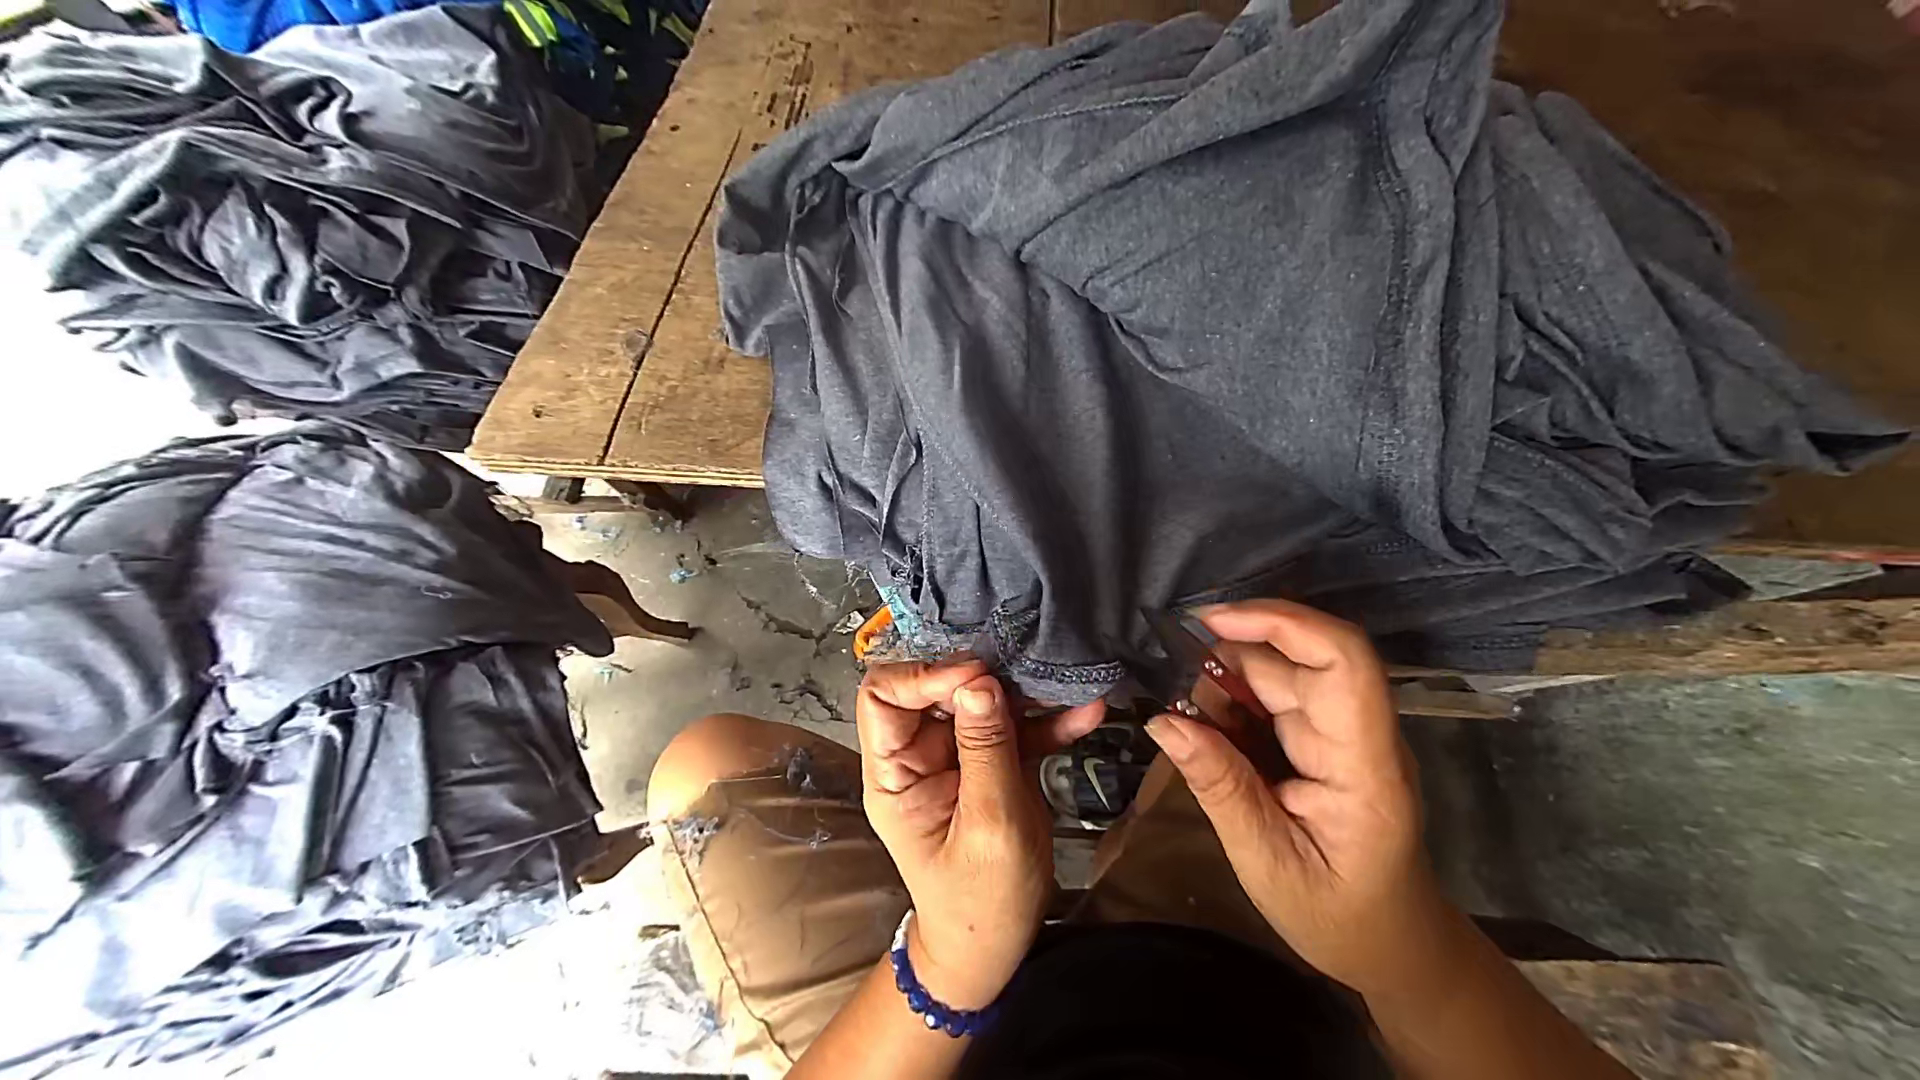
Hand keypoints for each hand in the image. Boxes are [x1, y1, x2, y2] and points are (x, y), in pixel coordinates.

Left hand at [856, 660, 1104, 1007]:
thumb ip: (985, 750)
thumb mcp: (987, 826)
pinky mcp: (992, 762)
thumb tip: (979, 681)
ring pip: (980, 701)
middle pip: (936, 689)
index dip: (922, 676)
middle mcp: (919, 754)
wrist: (997, 943)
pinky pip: (1015, 729)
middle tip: (1025, 672)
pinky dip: (1047, 721)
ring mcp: (956, 756)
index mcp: (893, 771)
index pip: (883, 696)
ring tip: (1065, 683)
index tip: (975, 675)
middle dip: (980, 676)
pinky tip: (1086, 713)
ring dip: (1022, 693)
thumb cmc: (980, 900)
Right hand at [1144, 599, 1453, 996]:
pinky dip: (1230, 703)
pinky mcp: (1323, 738)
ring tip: (1190, 724)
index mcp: (1363, 764)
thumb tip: (1163, 721)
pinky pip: (1271, 697)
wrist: (1392, 944)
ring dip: (1222, 684)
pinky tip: (1208, 731)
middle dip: (1227, 663)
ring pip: (1278, 673)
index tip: (1211, 621)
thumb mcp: (1267, 862)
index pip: (1343, 661)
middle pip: (1296, 660)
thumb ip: (1219, 787)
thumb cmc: (1339, 916)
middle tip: (1178, 701)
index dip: (1281, 621)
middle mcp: (1358, 733)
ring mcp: (1342, 732)